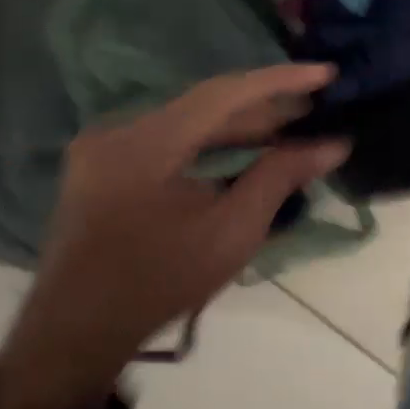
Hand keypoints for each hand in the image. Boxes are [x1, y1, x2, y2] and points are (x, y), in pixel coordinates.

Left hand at [0, 64, 348, 408]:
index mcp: (144, 144)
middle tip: (320, 106)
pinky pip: (175, 138)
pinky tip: (253, 147)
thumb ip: (282, 176)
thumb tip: (335, 143)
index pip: (224, 93)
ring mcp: (109, 148)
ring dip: (244, 125)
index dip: (281, 80)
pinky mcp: (108, 166)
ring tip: (297, 127)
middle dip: (267, 105)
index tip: (328, 72)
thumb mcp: (232, 231)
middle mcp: (121, 132)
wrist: (74, 335)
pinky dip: (217, 141)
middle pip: (208, 104)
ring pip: (193, 120)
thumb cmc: (158, 282)